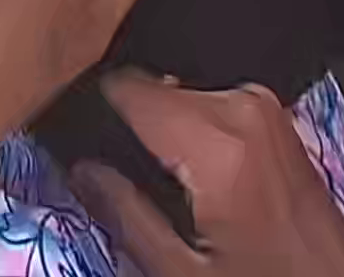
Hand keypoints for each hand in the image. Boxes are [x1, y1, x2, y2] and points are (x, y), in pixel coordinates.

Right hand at [72, 73, 343, 276]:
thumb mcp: (183, 275)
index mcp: (217, 144)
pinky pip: (206, 97)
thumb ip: (125, 213)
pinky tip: (187, 164)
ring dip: (158, 120)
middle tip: (114, 163)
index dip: (95, 103)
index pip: (131, 88)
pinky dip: (186, 120)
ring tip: (155, 171)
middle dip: (128, 119)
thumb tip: (80, 168)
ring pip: (178, 88)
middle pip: (154, 86)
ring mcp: (258, 100)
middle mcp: (239, 105)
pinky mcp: (268, 106)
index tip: (76, 125)